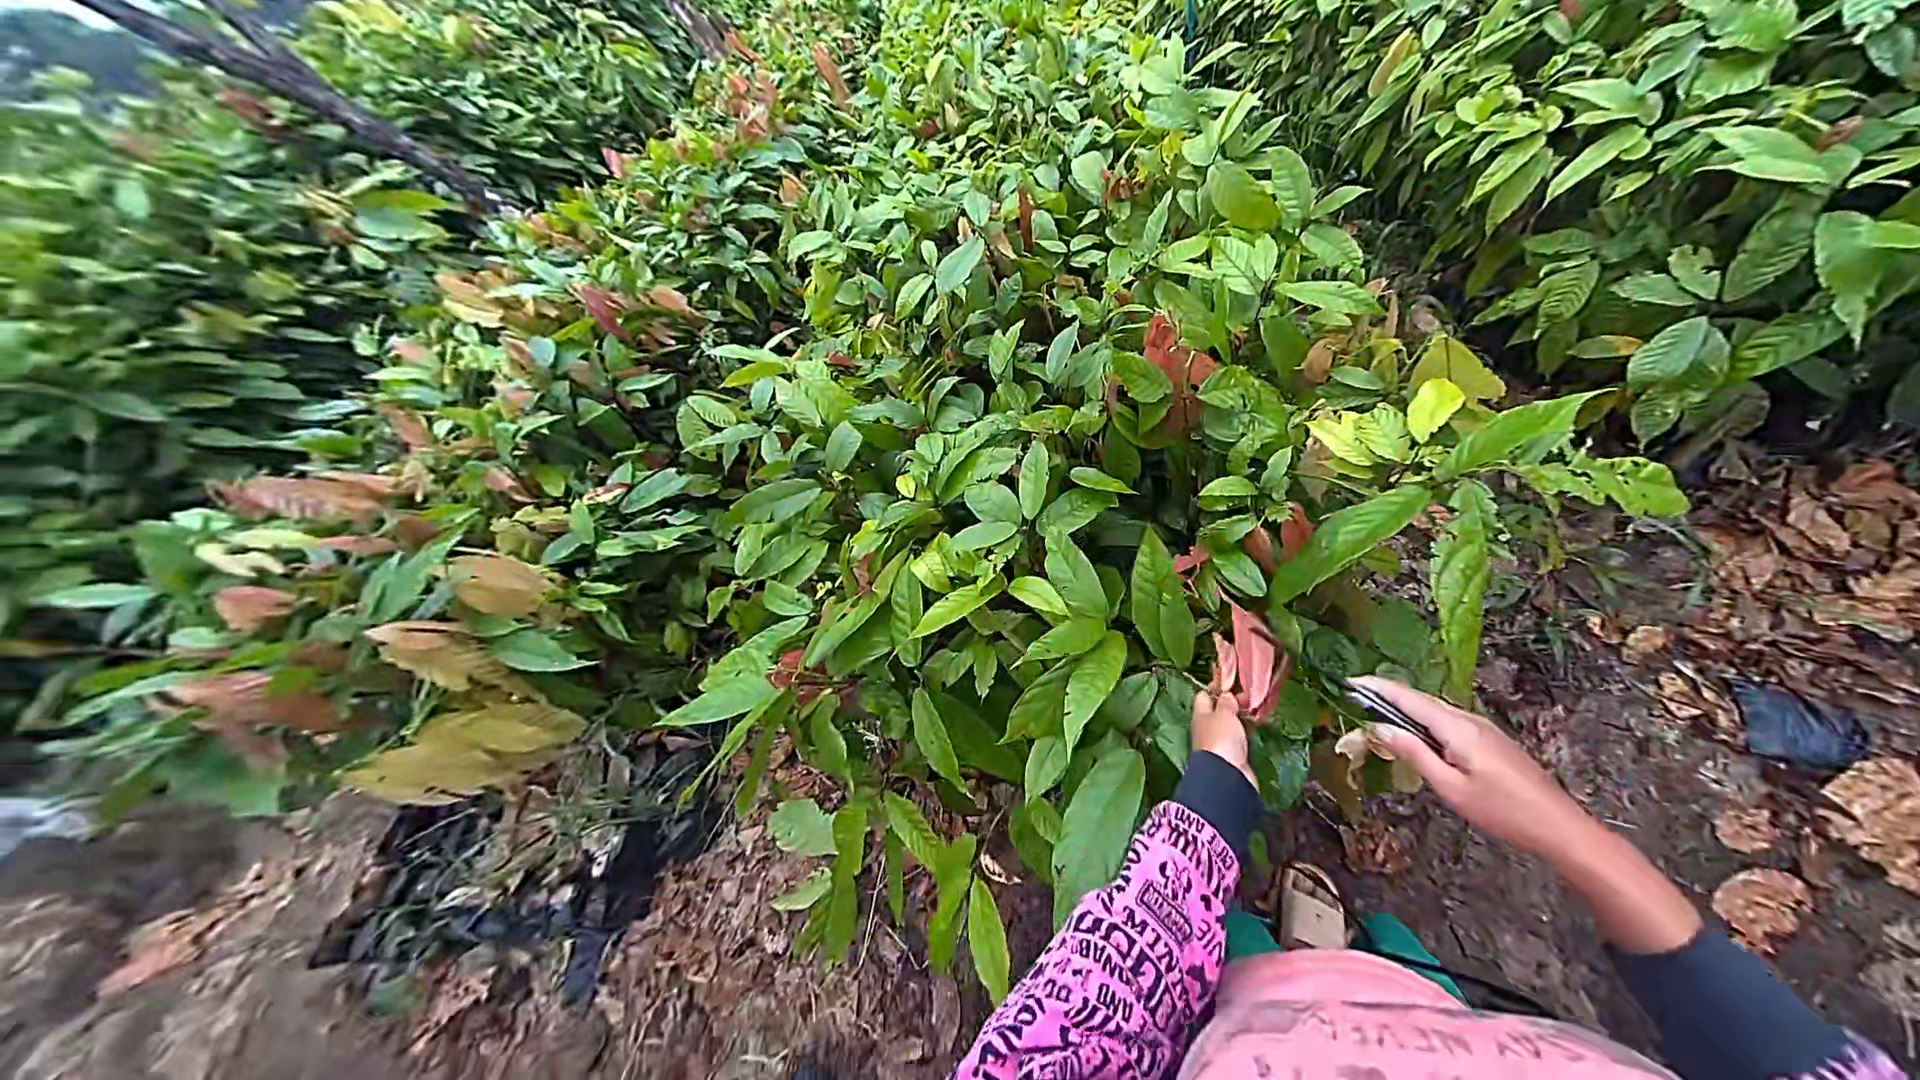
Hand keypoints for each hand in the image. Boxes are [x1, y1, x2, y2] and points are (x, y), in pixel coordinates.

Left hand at [1192, 687, 1255, 785]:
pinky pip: (1240, 736)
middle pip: (1218, 709)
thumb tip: (1225, 695)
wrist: (1227, 774)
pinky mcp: (1232, 753)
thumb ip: (1225, 702)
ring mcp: (1219, 740)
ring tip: (1259, 708)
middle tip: (1252, 697)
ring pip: (1231, 723)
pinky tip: (1258, 725)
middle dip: (1234, 702)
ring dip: (1243, 716)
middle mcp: (1207, 726)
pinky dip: (1247, 729)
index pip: (1204, 696)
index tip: (1233, 683)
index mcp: (1200, 714)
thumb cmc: (1221, 738)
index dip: (1216, 688)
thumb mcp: (1223, 714)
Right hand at [1354, 676, 1598, 861]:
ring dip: (1404, 706)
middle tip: (1355, 696)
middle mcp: (1470, 720)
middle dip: (1386, 694)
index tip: (1350, 682)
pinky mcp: (1490, 739)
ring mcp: (1483, 728)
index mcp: (1457, 729)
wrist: (1562, 828)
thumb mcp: (1450, 787)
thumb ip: (1413, 754)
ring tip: (1376, 711)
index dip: (1377, 688)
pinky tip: (1414, 730)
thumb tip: (1380, 728)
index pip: (1408, 698)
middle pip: (1421, 699)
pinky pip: (1447, 719)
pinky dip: (1422, 717)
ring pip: (1434, 708)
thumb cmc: (1504, 812)